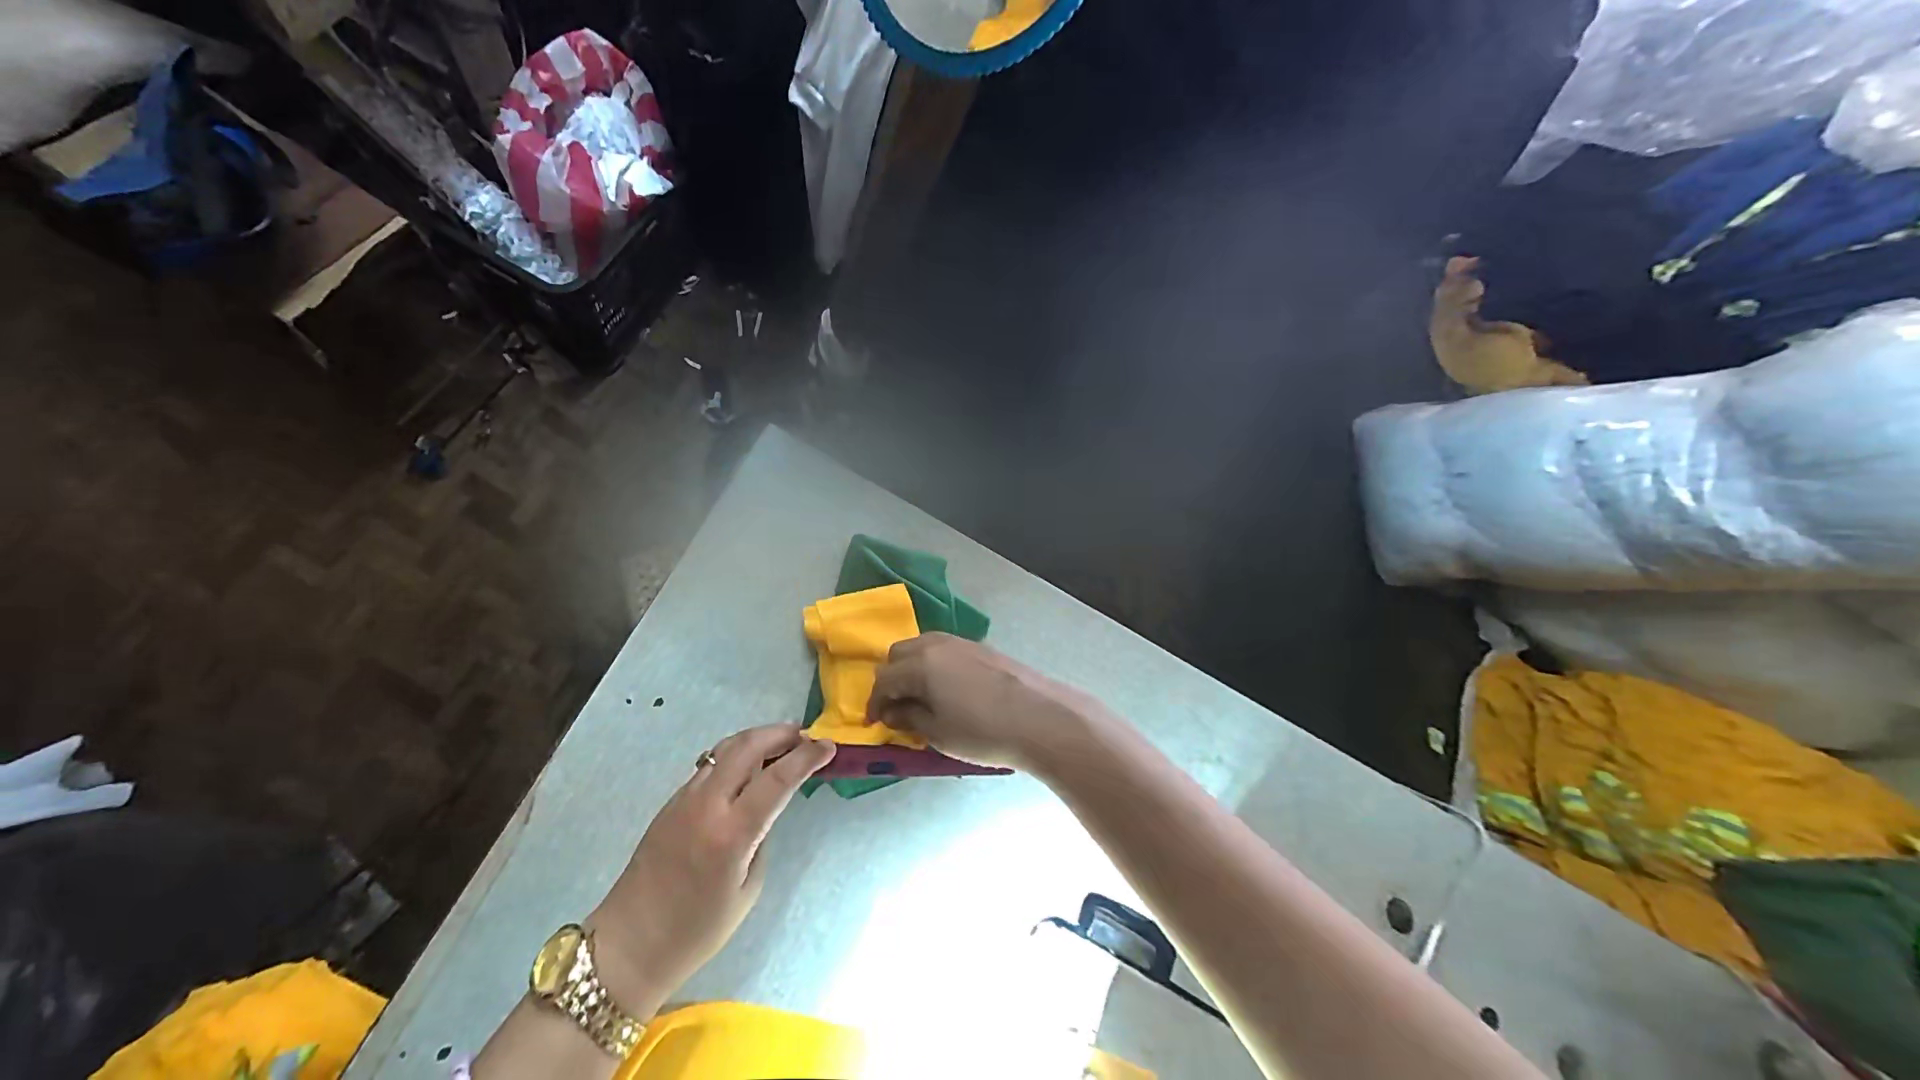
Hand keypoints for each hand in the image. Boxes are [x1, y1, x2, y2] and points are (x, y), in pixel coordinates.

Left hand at [585, 724, 834, 1016]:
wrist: (629, 944)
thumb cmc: (697, 930)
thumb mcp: (749, 887)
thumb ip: (761, 837)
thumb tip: (764, 807)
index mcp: (731, 834)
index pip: (778, 778)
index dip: (808, 757)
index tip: (829, 747)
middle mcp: (706, 806)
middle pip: (747, 747)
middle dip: (780, 734)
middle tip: (804, 736)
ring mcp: (684, 799)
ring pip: (725, 750)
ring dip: (756, 740)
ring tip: (781, 744)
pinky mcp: (671, 803)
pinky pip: (710, 766)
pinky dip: (735, 757)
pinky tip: (748, 769)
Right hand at [866, 633, 1110, 772]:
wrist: (1041, 718)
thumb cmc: (983, 731)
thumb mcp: (938, 733)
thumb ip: (909, 718)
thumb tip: (892, 711)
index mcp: (920, 664)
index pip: (884, 679)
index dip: (875, 702)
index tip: (874, 722)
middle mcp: (938, 644)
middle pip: (900, 654)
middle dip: (891, 679)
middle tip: (895, 707)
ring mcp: (963, 643)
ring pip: (924, 647)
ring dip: (913, 669)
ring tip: (920, 698)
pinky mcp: (984, 649)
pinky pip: (946, 651)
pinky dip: (935, 666)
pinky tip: (947, 690)